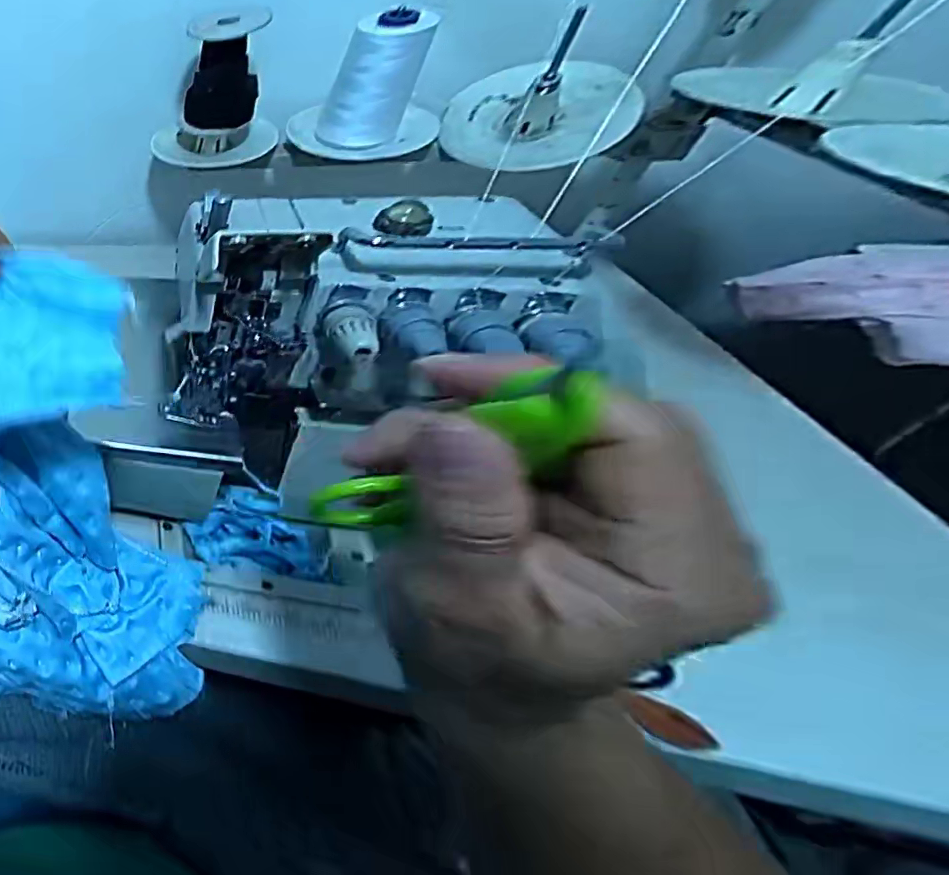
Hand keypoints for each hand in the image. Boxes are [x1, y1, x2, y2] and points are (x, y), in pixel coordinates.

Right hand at [345, 355, 773, 728]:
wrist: (483, 689)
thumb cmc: (475, 664)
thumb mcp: (460, 602)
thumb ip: (465, 519)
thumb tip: (453, 425)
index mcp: (682, 565)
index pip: (637, 433)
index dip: (535, 389)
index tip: (435, 382)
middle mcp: (687, 525)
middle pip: (591, 415)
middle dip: (481, 408)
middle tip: (395, 432)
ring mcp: (643, 506)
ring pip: (550, 415)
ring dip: (455, 422)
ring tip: (383, 456)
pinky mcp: (596, 493)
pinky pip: (529, 431)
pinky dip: (458, 434)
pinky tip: (411, 460)